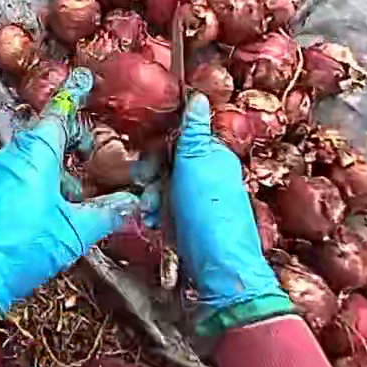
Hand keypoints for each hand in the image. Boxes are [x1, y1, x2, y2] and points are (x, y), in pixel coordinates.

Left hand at [0, 69, 139, 314]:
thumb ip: (106, 214)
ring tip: (64, 199)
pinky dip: (27, 178)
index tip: (84, 80)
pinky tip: (37, 207)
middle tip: (87, 161)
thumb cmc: (20, 249)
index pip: (59, 112)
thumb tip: (130, 204)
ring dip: (50, 168)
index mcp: (36, 153)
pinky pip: (9, 170)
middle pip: (46, 133)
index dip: (75, 94)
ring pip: (28, 155)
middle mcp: (10, 152)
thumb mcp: (72, 232)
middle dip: (70, 144)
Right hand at [170, 94, 293, 333]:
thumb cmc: (210, 214)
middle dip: (152, 175)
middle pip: (168, 163)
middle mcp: (208, 176)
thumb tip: (197, 96)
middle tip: (149, 187)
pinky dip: (156, 215)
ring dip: (152, 198)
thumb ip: (194, 131)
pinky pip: (165, 209)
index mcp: (215, 156)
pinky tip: (154, 222)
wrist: (218, 270)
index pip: (181, 138)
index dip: (160, 147)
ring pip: (163, 187)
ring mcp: (199, 201)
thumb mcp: (197, 163)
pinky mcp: (189, 223)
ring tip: (152, 211)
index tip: (148, 157)